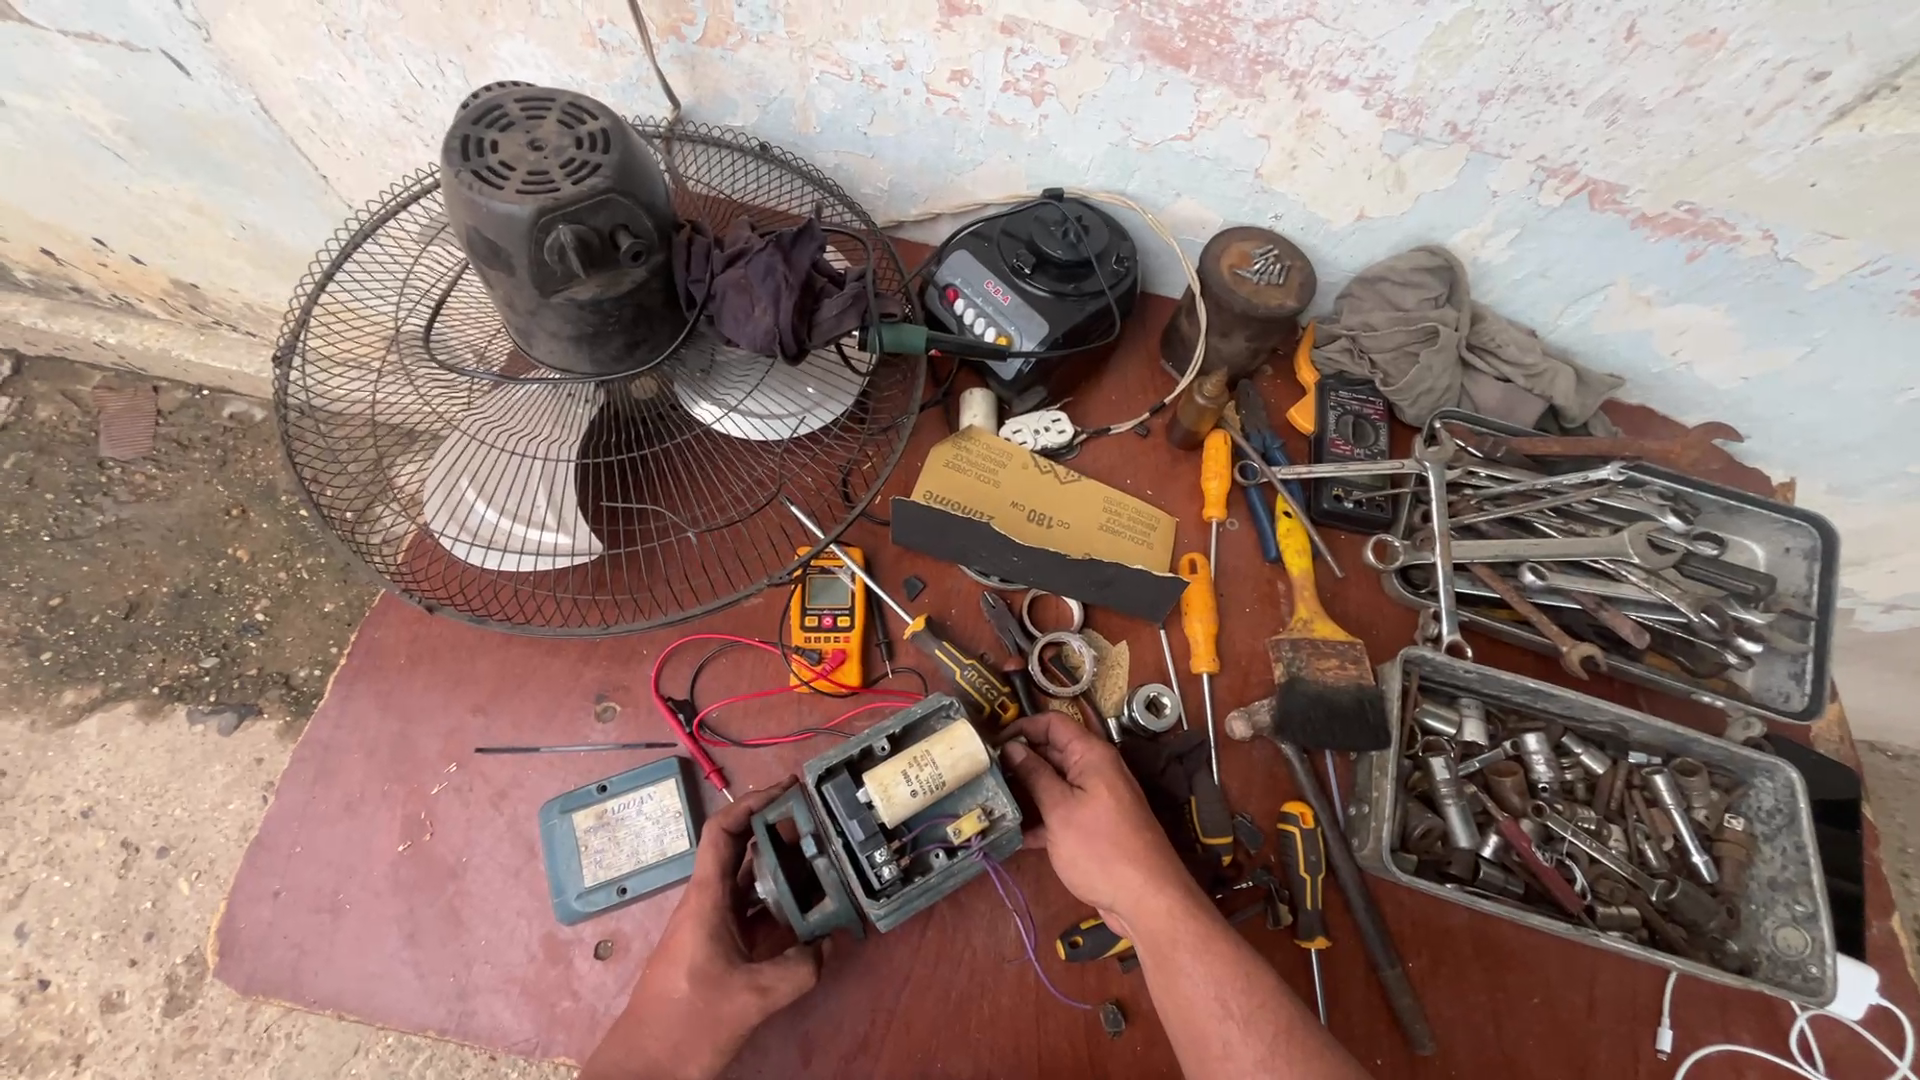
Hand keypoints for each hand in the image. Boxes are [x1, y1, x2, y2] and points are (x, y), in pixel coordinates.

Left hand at [581, 780, 820, 1079]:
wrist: (644, 1073)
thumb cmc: (686, 1023)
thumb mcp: (750, 997)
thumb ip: (799, 969)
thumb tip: (834, 942)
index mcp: (706, 898)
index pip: (723, 831)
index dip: (752, 802)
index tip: (788, 790)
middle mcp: (710, 903)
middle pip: (743, 852)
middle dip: (780, 832)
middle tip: (820, 825)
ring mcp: (715, 928)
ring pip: (752, 885)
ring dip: (785, 871)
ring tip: (826, 861)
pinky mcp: (722, 952)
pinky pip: (756, 916)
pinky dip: (783, 908)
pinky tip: (814, 914)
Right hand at [999, 712, 1200, 936]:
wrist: (1147, 900)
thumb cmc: (1101, 849)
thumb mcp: (1060, 809)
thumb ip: (1035, 775)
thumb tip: (1012, 747)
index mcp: (1090, 755)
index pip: (1052, 723)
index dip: (1022, 727)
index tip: (991, 743)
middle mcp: (1094, 769)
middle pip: (1050, 752)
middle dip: (1018, 760)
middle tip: (983, 773)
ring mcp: (1093, 798)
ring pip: (1052, 784)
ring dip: (1024, 791)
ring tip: (989, 799)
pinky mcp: (1091, 826)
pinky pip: (1059, 811)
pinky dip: (1038, 818)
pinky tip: (1010, 832)